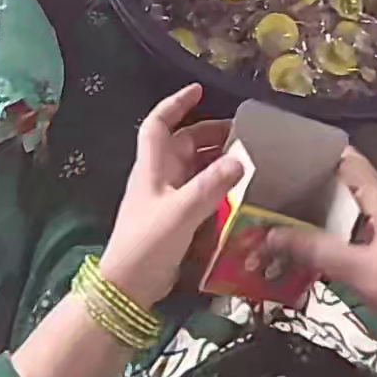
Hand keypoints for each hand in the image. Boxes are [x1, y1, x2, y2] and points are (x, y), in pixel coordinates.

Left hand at [99, 84, 242, 306]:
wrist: (128, 286)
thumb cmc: (147, 243)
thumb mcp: (180, 212)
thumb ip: (210, 187)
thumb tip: (240, 160)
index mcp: (152, 166)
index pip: (159, 123)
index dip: (176, 103)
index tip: (199, 90)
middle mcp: (158, 176)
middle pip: (184, 143)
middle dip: (210, 133)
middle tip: (243, 133)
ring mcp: (166, 197)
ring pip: (193, 167)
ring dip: (216, 159)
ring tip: (247, 158)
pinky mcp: (175, 217)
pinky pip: (199, 190)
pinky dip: (217, 184)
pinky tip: (238, 190)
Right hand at [265, 148, 376, 347]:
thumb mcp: (359, 270)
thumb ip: (315, 249)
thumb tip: (269, 235)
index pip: (345, 157)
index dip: (313, 152)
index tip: (280, 157)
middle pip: (339, 177)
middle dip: (305, 180)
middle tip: (268, 186)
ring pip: (340, 199)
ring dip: (312, 203)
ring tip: (275, 207)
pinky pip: (345, 219)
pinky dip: (323, 222)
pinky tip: (300, 234)